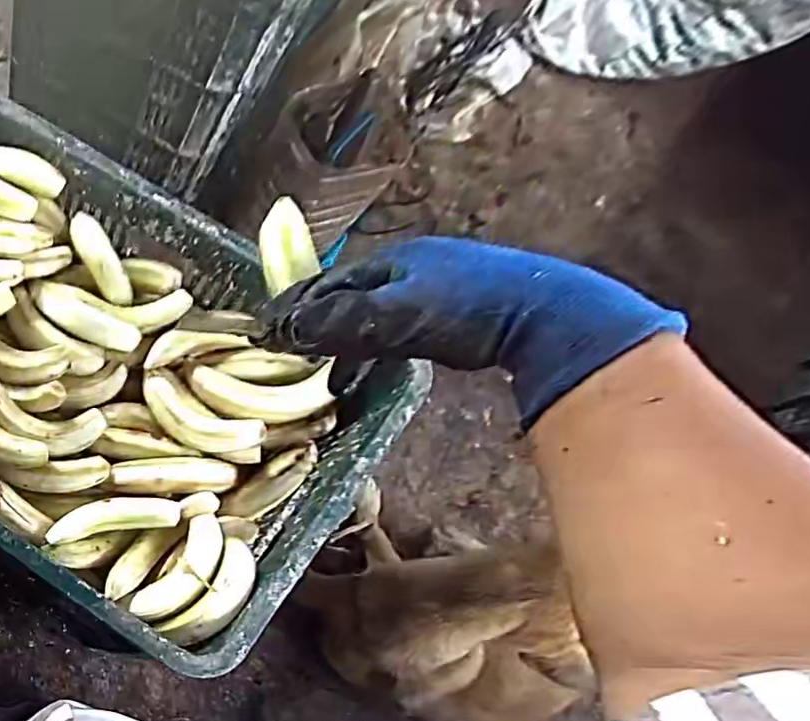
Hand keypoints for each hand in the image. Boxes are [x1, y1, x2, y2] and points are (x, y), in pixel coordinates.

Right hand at [262, 237, 686, 424]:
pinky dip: (369, 346)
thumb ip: (340, 321)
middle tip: (286, 347)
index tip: (265, 330)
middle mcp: (407, 265)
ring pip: (368, 312)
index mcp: (390, 260)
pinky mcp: (448, 309)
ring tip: (323, 371)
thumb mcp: (394, 316)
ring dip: (342, 340)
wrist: (544, 316)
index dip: (293, 307)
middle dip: (313, 322)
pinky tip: (366, 367)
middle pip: (344, 296)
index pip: (326, 283)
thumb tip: (285, 329)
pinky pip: (390, 325)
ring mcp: (430, 285)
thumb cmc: (466, 310)